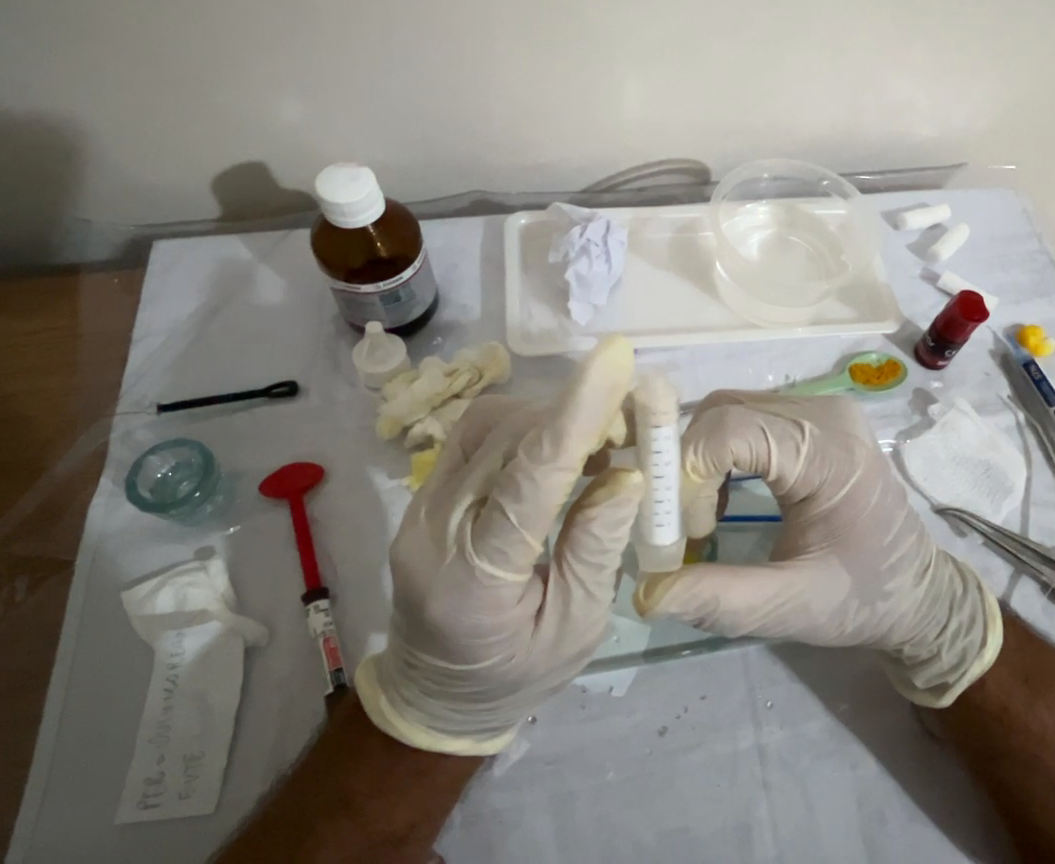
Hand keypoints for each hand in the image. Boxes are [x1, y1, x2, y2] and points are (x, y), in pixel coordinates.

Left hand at [355, 337, 641, 755]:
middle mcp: (435, 530)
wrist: (433, 695)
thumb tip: (628, 473)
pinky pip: (476, 435)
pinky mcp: (425, 495)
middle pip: (510, 438)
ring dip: (550, 416)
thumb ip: (596, 547)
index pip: (530, 478)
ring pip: (488, 424)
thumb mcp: (575, 627)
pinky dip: (526, 426)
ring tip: (601, 437)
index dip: (576, 414)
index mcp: (475, 578)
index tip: (615, 359)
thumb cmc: (517, 674)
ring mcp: (422, 507)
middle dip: (576, 413)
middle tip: (633, 420)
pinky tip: (560, 447)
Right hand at [634, 392, 1000, 706]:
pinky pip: (748, 415)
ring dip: (700, 458)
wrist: (916, 590)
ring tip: (702, 516)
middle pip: (724, 411)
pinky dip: (720, 450)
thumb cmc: (860, 598)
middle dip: (688, 465)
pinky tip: (722, 496)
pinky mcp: (816, 416)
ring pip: (730, 408)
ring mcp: (823, 408)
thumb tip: (646, 593)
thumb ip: (719, 599)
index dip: (690, 473)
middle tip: (683, 524)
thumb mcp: (789, 608)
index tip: (689, 531)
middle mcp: (827, 413)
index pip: (731, 428)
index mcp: (829, 454)